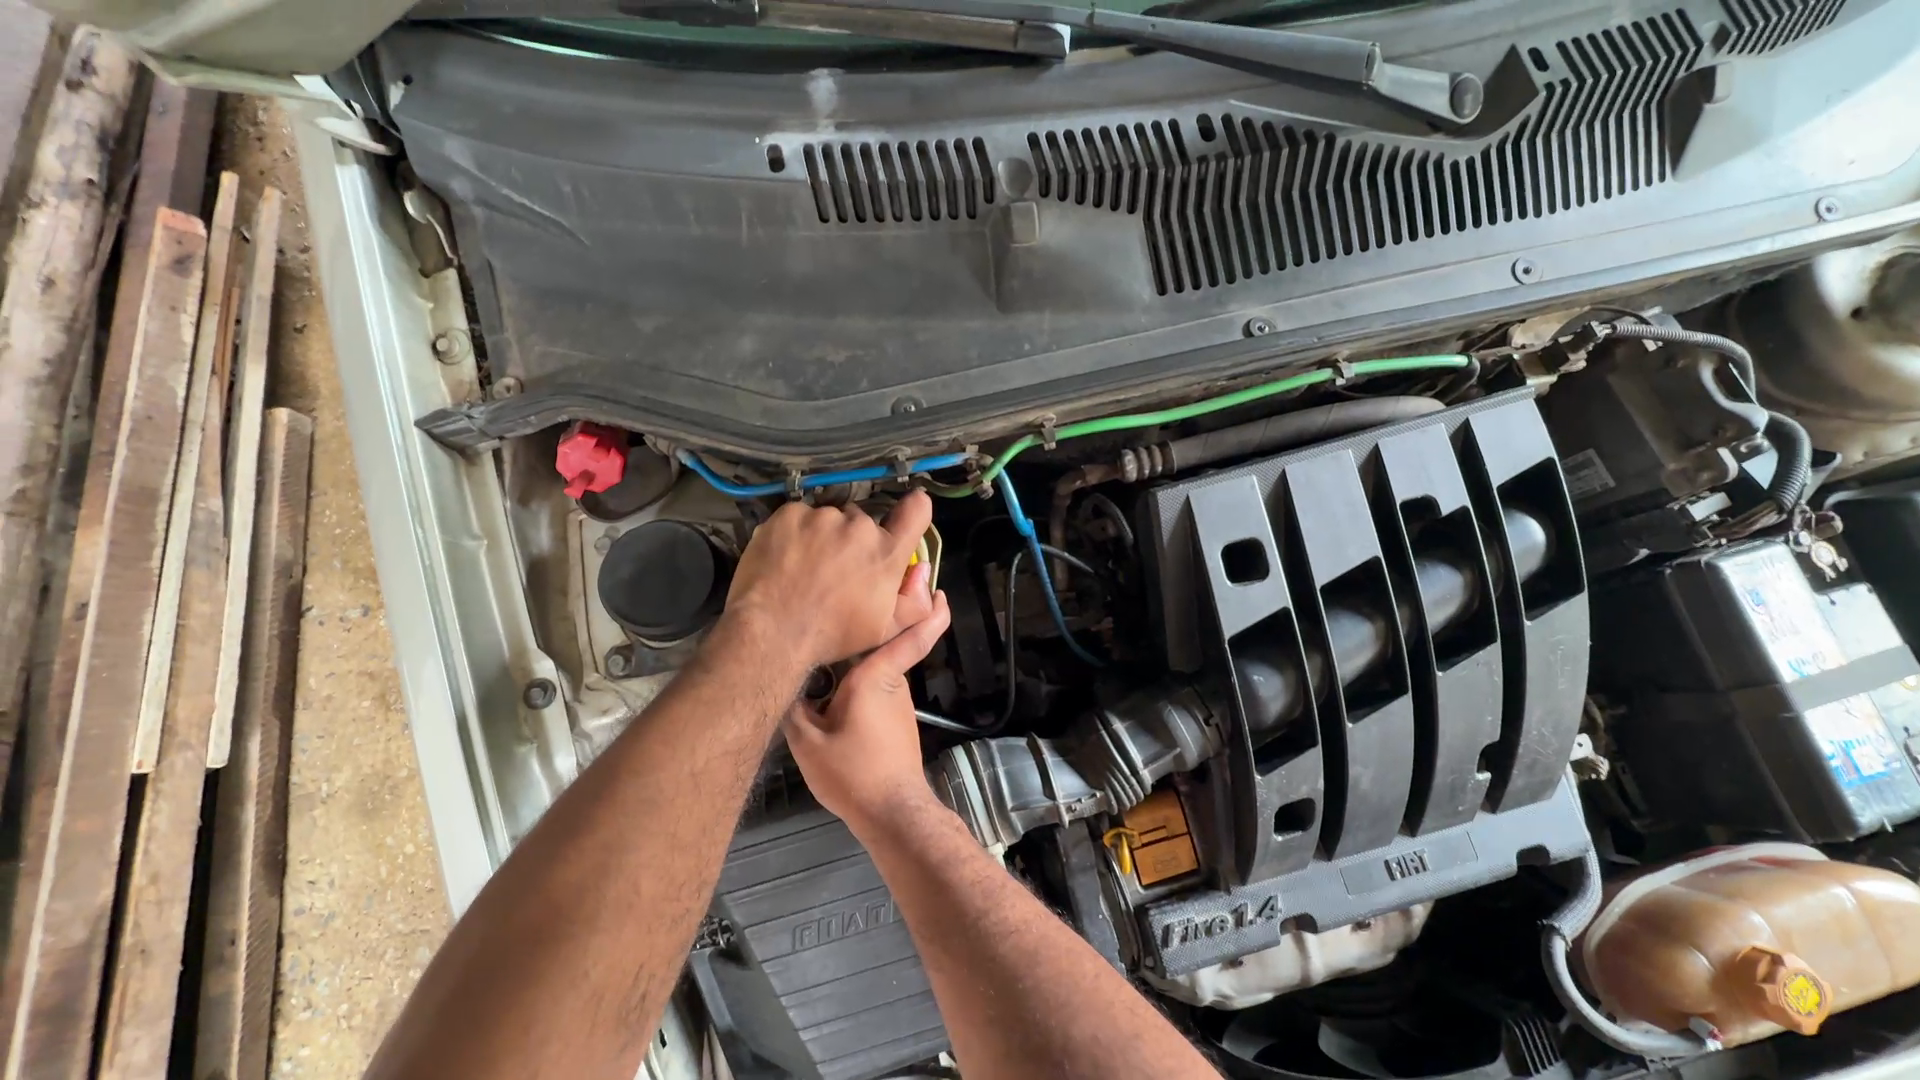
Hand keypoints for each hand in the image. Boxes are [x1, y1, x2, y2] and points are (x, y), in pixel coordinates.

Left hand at [725, 492, 934, 669]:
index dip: (914, 509)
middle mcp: (859, 526)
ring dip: (822, 537)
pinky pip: (799, 517)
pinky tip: (785, 559)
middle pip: (862, 523)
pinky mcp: (790, 513)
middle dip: (853, 541)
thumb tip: (921, 569)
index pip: (916, 511)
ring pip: (828, 520)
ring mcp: (822, 517)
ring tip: (803, 568)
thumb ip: (914, 600)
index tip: (908, 512)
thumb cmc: (832, 635)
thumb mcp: (885, 630)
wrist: (772, 631)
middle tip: (833, 570)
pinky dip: (794, 533)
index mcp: (887, 553)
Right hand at [785, 592, 950, 832]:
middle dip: (878, 624)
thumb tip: (785, 684)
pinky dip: (861, 683)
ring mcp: (898, 704)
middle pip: (885, 646)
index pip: (911, 637)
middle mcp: (893, 684)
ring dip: (862, 658)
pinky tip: (833, 688)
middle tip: (853, 602)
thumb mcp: (807, 742)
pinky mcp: (896, 722)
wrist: (891, 813)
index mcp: (875, 677)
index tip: (938, 591)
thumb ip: (793, 708)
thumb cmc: (853, 773)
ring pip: (878, 670)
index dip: (930, 612)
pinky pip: (877, 690)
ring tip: (828, 643)